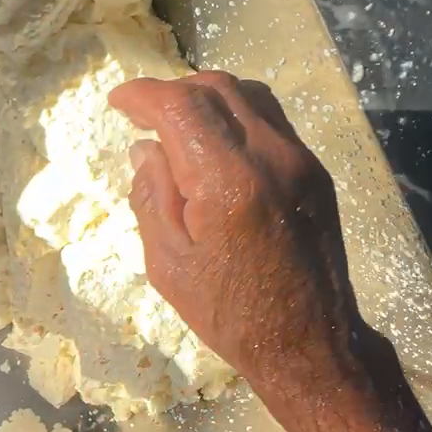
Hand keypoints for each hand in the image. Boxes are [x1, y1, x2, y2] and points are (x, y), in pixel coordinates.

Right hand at [110, 73, 401, 431]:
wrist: (307, 341)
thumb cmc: (227, 312)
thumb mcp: (168, 263)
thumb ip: (152, 197)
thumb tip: (145, 150)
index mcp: (227, 181)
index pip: (181, 107)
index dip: (143, 95)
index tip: (117, 101)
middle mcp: (270, 156)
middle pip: (217, 89)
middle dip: (172, 91)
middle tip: (141, 114)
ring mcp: (299, 160)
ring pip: (249, 96)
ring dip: (206, 98)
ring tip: (175, 124)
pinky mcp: (314, 172)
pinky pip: (269, 120)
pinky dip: (234, 116)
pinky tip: (212, 145)